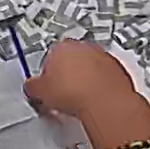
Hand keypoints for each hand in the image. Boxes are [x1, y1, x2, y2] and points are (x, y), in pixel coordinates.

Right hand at [25, 39, 139, 118]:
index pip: (49, 56)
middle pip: (71, 58)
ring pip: (89, 66)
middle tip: (61, 92)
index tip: (47, 86)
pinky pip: (104, 75)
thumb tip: (31, 88)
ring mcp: (102, 56)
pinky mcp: (118, 68)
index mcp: (61, 46)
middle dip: (66, 74)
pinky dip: (99, 85)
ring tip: (77, 98)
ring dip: (83, 79)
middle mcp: (84, 47)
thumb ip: (32, 86)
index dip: (47, 74)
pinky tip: (92, 99)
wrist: (104, 102)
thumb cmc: (74, 92)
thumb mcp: (40, 92)